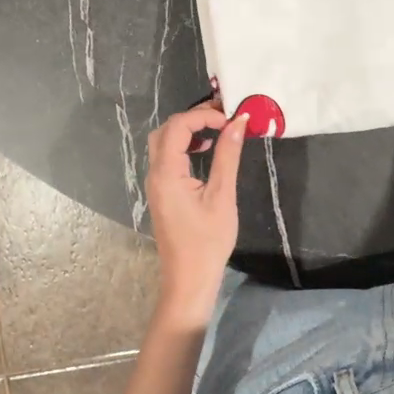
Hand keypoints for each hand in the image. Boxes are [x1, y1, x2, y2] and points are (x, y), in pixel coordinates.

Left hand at [144, 103, 246, 325]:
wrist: (189, 278)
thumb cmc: (208, 240)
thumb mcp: (222, 196)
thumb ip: (228, 156)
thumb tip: (238, 122)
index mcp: (167, 172)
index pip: (178, 126)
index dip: (204, 115)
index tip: (231, 118)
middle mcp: (155, 173)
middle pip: (166, 129)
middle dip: (194, 118)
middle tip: (224, 117)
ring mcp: (156, 183)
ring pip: (164, 142)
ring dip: (188, 131)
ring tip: (217, 131)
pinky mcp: (162, 192)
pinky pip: (167, 157)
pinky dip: (184, 146)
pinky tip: (206, 151)